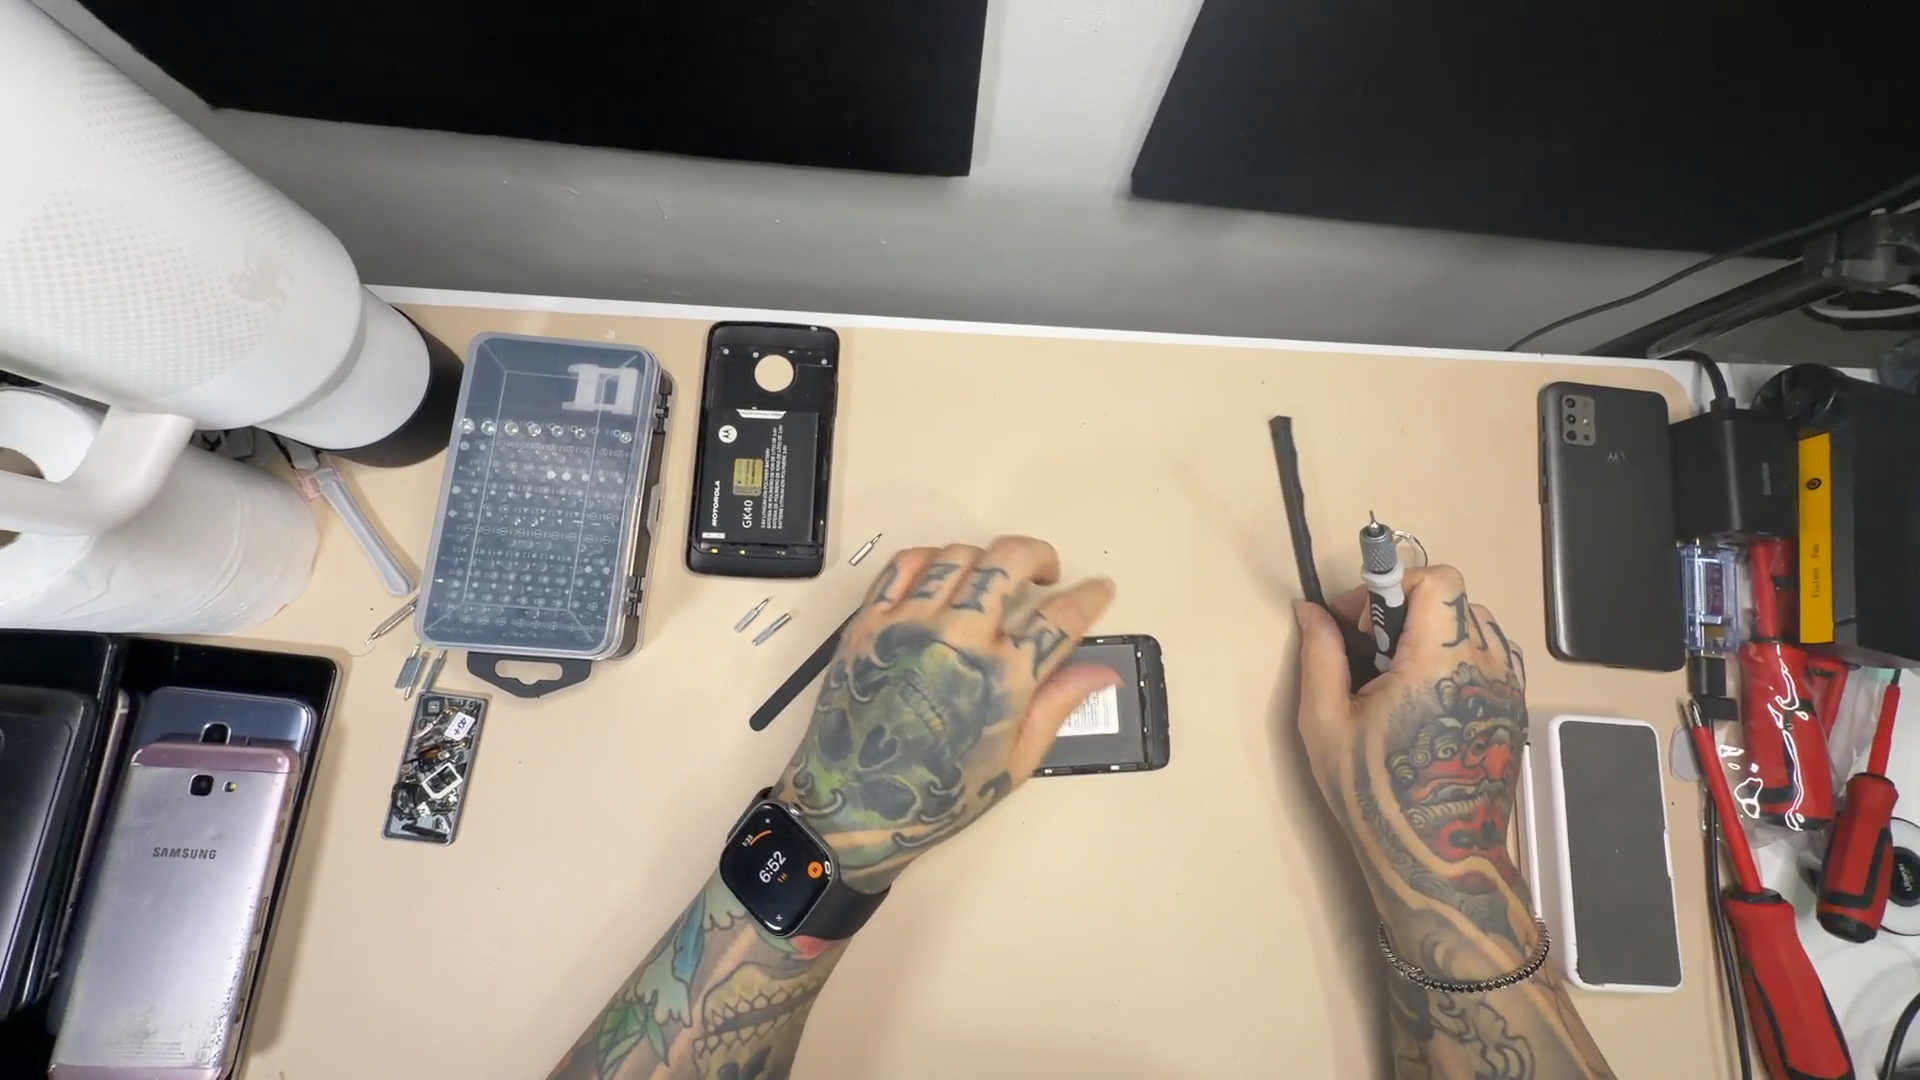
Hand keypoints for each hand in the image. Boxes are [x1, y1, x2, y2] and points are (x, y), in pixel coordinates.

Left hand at [770, 537, 1116, 893]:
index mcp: (1002, 679)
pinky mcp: (869, 622)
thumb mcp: (1013, 762)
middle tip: (1045, 571)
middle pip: (1009, 561)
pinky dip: (931, 558)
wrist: (852, 807)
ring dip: (987, 557)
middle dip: (1039, 555)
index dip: (1089, 597)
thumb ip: (1057, 706)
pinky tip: (943, 574)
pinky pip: (904, 565)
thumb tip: (1101, 673)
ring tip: (994, 576)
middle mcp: (958, 639)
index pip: (1061, 618)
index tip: (1098, 589)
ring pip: (958, 555)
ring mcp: (909, 625)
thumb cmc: (938, 795)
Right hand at [1293, 566, 1535, 949]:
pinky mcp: (1514, 712)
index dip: (1391, 586)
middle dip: (1404, 610)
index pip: (1438, 581)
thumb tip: (1309, 611)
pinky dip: (1452, 657)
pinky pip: (1488, 657)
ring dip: (1430, 632)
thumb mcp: (1325, 722)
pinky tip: (1423, 700)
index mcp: (1437, 664)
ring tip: (1396, 677)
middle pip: (1453, 600)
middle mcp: (1484, 668)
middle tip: (1368, 653)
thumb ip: (1320, 656)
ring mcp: (1508, 692)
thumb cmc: (1373, 790)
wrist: (1440, 862)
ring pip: (1474, 626)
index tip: (1359, 625)